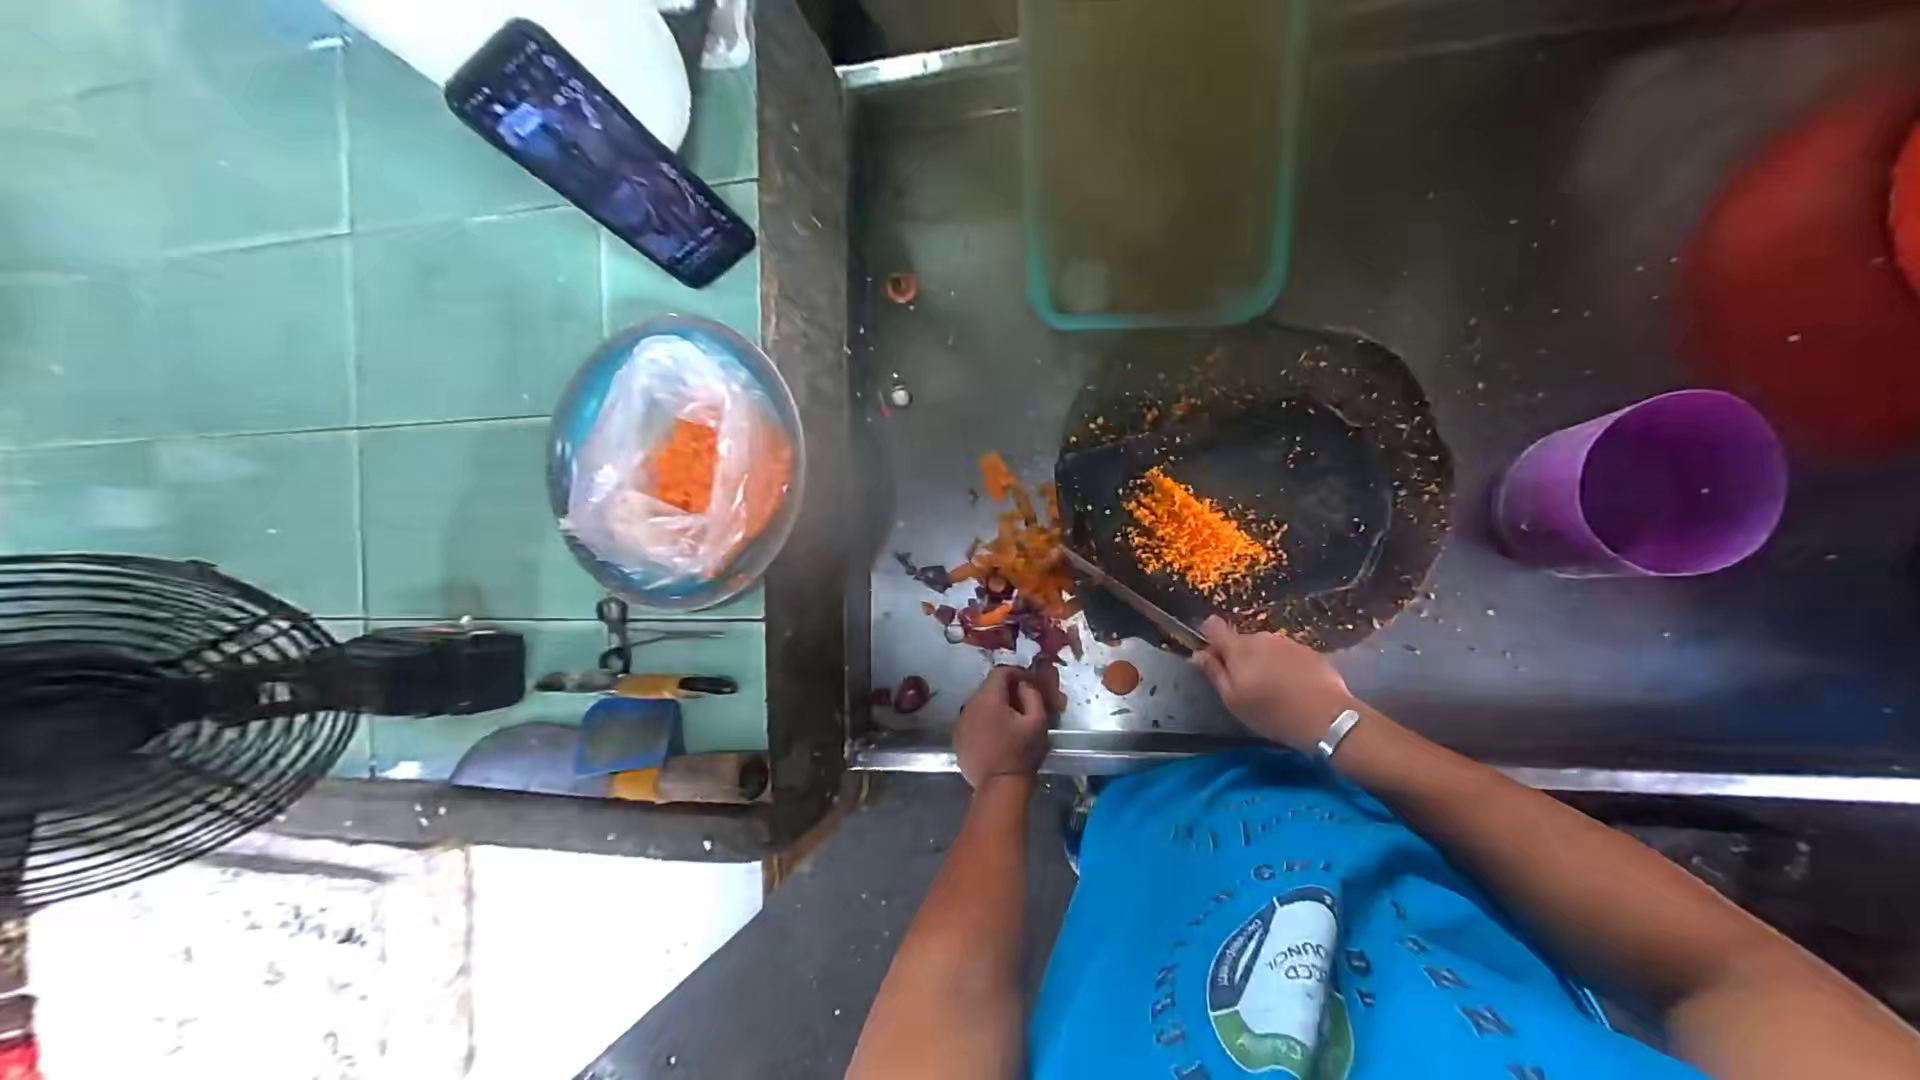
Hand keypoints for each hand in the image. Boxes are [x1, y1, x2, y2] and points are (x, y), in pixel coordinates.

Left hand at [953, 666, 1051, 788]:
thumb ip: (1032, 695)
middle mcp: (969, 705)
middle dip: (1006, 691)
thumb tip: (1023, 685)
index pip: (1000, 672)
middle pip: (988, 688)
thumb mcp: (1037, 722)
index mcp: (988, 698)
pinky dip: (984, 721)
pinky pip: (972, 720)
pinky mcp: (957, 738)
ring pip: (979, 704)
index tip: (1029, 683)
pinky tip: (996, 734)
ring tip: (1010, 720)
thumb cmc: (1021, 753)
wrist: (999, 787)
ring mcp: (960, 722)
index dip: (1017, 673)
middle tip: (1023, 702)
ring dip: (994, 706)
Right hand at [1192, 615, 1358, 751]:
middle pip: (1241, 641)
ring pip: (1265, 647)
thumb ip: (1214, 673)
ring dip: (1263, 662)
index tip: (1213, 658)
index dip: (1209, 638)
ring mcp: (1288, 642)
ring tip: (1273, 690)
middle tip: (1247, 686)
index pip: (1213, 626)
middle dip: (1239, 658)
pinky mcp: (1310, 652)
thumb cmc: (1272, 712)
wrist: (1328, 718)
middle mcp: (1262, 637)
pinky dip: (1284, 666)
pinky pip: (1286, 654)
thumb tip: (1199, 654)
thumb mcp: (1233, 700)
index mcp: (1239, 648)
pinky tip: (1294, 689)